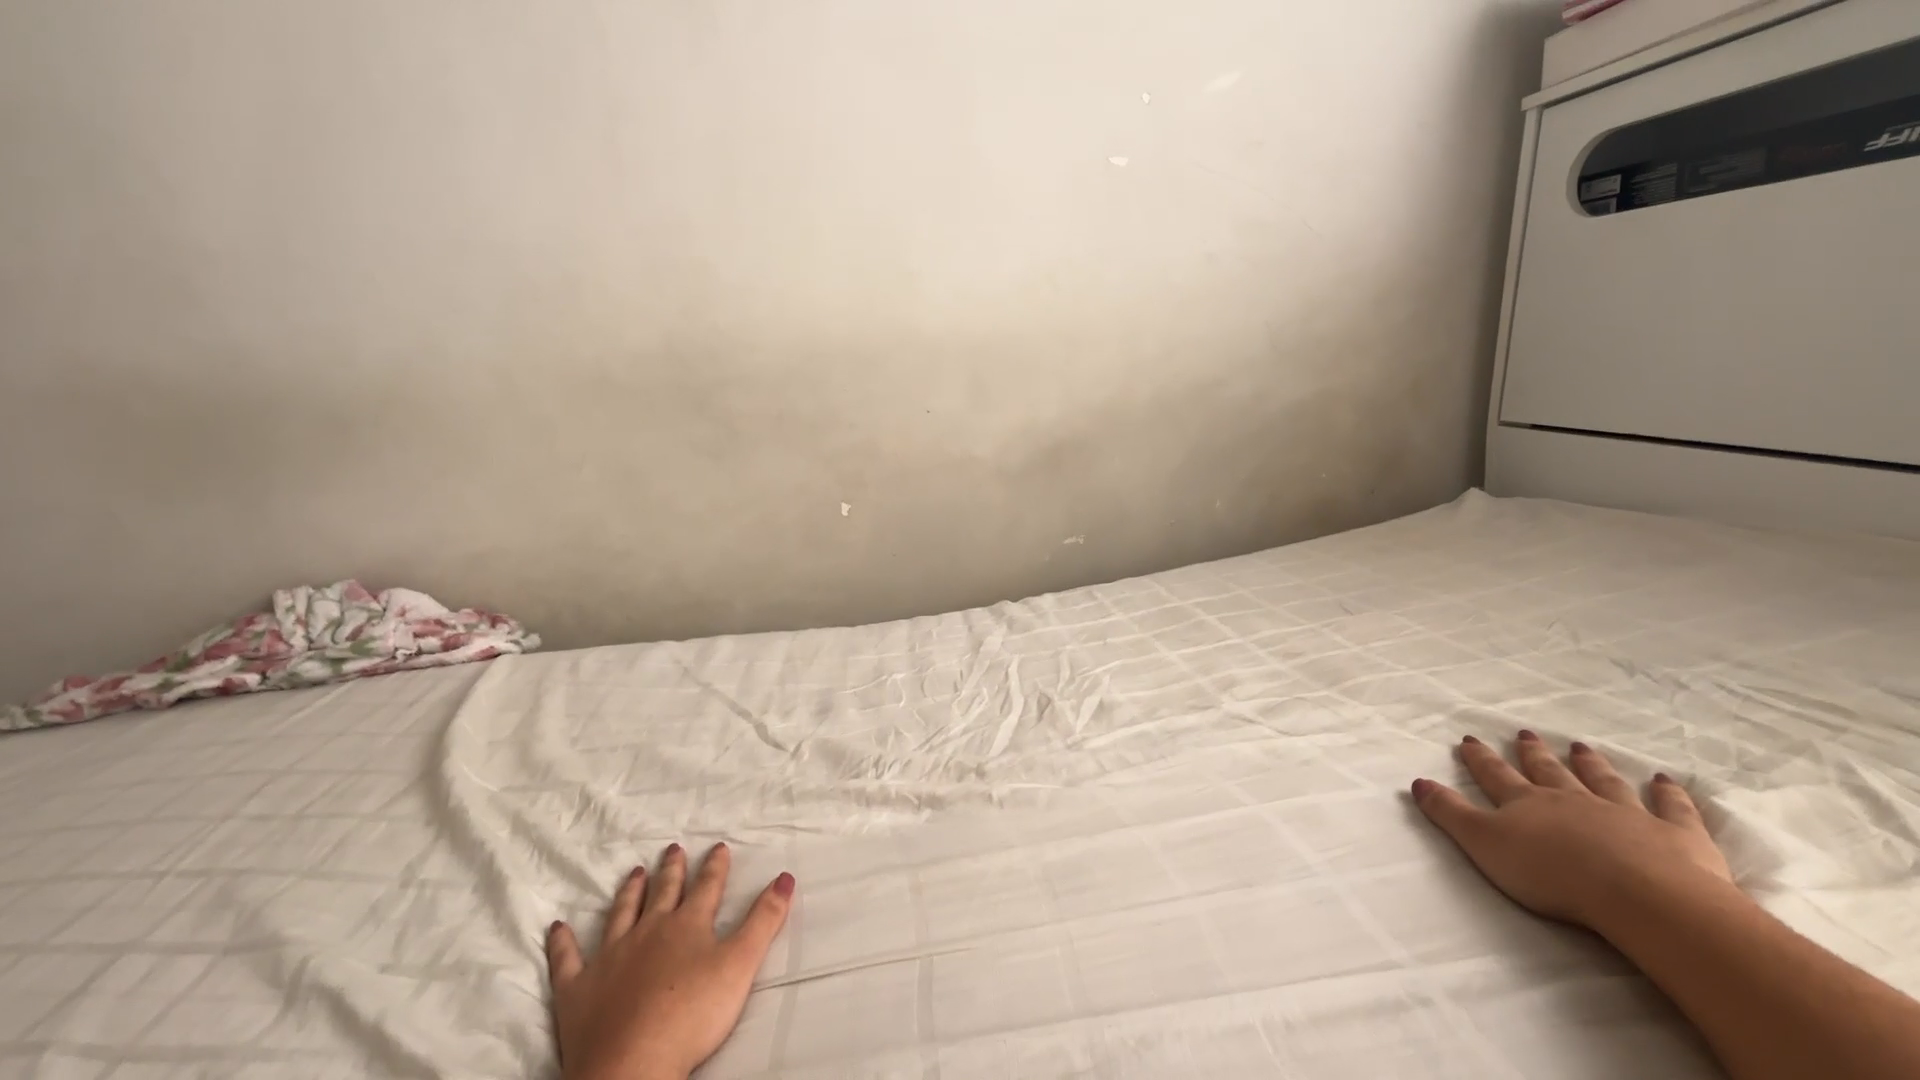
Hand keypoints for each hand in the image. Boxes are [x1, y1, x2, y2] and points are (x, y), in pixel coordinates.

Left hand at [545, 844, 794, 1079]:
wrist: (631, 1063)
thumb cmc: (692, 1014)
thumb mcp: (741, 964)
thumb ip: (764, 920)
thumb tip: (785, 877)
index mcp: (687, 926)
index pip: (706, 888)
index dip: (714, 867)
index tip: (718, 847)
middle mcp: (647, 931)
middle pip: (662, 894)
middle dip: (671, 871)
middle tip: (673, 849)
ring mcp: (609, 957)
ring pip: (620, 915)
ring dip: (629, 893)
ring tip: (635, 872)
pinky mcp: (578, 988)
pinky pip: (567, 959)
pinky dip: (563, 943)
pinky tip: (558, 927)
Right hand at [1411, 732, 1733, 931]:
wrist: (1639, 892)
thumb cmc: (1551, 873)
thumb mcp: (1484, 844)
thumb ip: (1450, 813)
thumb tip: (1417, 782)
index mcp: (1526, 804)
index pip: (1496, 776)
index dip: (1481, 759)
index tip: (1470, 739)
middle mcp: (1572, 801)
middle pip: (1549, 773)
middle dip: (1533, 754)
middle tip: (1526, 733)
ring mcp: (1625, 813)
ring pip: (1603, 782)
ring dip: (1590, 764)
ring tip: (1582, 746)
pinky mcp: (1674, 834)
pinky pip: (1670, 808)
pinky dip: (1668, 793)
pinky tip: (1665, 780)